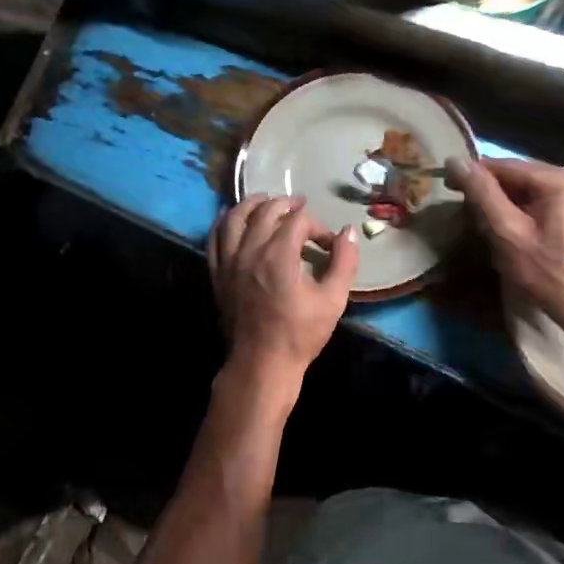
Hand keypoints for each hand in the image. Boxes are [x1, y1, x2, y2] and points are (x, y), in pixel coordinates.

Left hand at [207, 195, 358, 403]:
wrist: (261, 363)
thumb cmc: (299, 334)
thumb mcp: (333, 300)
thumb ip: (343, 262)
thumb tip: (349, 232)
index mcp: (278, 255)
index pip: (298, 221)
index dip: (316, 225)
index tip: (328, 243)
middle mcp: (249, 251)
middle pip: (265, 211)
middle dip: (286, 204)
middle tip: (300, 205)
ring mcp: (229, 261)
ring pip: (235, 218)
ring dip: (252, 204)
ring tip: (265, 200)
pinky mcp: (217, 273)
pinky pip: (215, 238)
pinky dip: (224, 222)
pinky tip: (233, 218)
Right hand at [445, 157, 563, 339]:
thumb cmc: (549, 273)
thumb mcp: (508, 232)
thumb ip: (482, 194)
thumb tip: (454, 161)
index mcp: (562, 180)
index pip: (506, 166)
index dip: (473, 174)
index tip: (447, 185)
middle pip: (522, 176)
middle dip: (491, 189)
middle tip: (464, 208)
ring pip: (534, 189)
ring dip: (507, 201)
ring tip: (484, 219)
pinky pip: (549, 201)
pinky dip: (526, 209)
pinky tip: (512, 227)